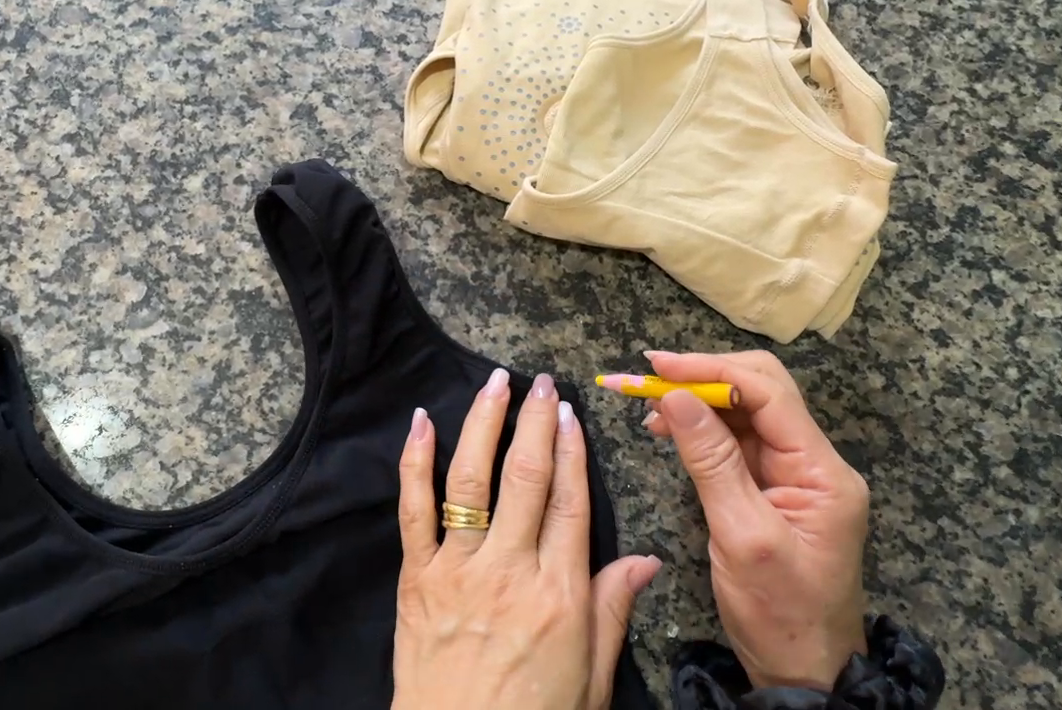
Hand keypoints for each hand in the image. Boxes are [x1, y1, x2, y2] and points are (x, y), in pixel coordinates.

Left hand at [394, 369, 662, 709]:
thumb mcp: (591, 678)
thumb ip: (613, 611)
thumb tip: (646, 559)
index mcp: (559, 592)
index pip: (571, 502)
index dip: (572, 451)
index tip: (569, 412)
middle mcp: (510, 568)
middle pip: (527, 478)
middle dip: (535, 422)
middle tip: (540, 382)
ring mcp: (459, 566)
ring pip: (473, 477)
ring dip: (485, 422)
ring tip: (495, 382)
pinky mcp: (417, 574)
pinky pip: (415, 507)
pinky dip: (415, 460)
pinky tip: (422, 421)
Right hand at [643, 351, 868, 690]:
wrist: (803, 671)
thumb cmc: (778, 612)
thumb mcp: (741, 535)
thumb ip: (710, 461)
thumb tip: (675, 396)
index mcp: (822, 471)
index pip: (768, 394)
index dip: (711, 370)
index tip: (657, 367)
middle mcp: (812, 461)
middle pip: (760, 390)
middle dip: (702, 376)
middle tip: (648, 377)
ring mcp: (792, 471)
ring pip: (743, 409)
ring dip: (695, 398)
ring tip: (646, 403)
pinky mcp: (771, 484)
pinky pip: (733, 437)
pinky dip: (698, 425)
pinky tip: (666, 427)